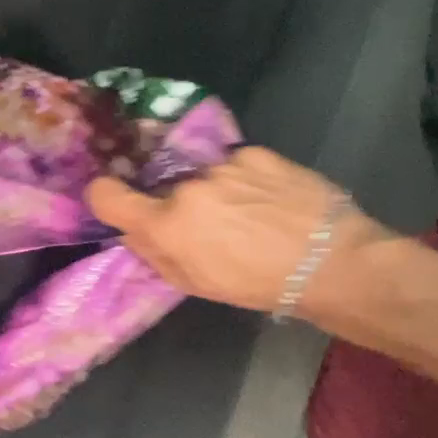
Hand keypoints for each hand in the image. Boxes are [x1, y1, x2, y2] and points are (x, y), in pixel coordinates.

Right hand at [84, 146, 389, 313]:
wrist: (333, 262)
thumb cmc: (256, 283)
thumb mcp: (192, 282)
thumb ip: (153, 253)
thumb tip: (134, 230)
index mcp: (164, 224)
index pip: (105, 193)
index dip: (105, 196)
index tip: (118, 203)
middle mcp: (186, 187)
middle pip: (163, 189)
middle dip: (177, 204)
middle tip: (210, 226)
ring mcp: (222, 166)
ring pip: (201, 176)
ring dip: (215, 191)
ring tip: (250, 213)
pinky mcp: (255, 153)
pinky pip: (235, 165)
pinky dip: (244, 179)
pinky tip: (270, 199)